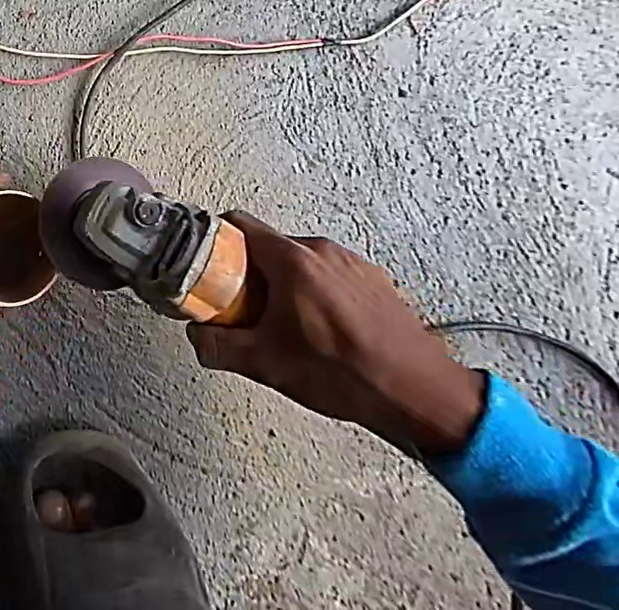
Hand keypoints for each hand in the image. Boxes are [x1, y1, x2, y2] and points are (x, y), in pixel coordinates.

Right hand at [185, 212, 485, 455]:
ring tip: (285, 326)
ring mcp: (350, 263)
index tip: (210, 267)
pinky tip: (319, 330)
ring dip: (282, 285)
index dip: (216, 241)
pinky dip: (313, 293)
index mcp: (293, 261)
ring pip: (298, 261)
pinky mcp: (371, 280)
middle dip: (248, 274)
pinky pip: (327, 274)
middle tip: (245, 309)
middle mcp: (321, 252)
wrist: (420, 394)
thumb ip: (218, 346)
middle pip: (267, 246)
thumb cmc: (351, 375)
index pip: (238, 224)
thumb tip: (198, 336)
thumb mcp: (267, 364)